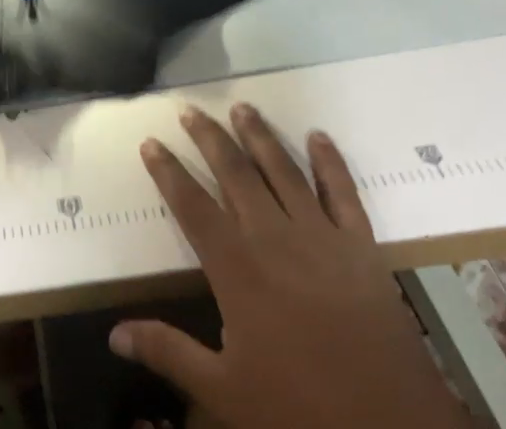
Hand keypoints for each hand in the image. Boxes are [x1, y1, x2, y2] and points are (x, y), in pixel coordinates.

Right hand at [111, 104, 469, 428]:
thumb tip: (113, 334)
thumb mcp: (224, 389)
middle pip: (237, 176)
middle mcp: (275, 240)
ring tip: (242, 107)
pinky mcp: (363, 248)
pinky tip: (318, 137)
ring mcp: (323, 239)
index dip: (169, 173)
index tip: (150, 143)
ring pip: (284, 173)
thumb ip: (168, 351)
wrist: (392, 424)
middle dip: (210, 140)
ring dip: (261, 138)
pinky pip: (344, 194)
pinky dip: (330, 162)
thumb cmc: (300, 406)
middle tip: (190, 110)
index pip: (193, 207)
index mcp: (237, 270)